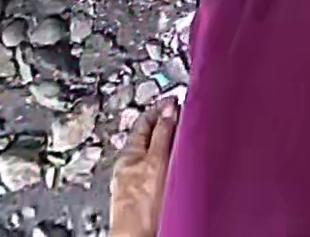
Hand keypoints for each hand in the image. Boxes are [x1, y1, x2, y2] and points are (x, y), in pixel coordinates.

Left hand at [109, 97, 178, 236]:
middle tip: (180, 116)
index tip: (174, 101)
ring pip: (153, 154)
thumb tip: (168, 108)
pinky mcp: (144, 197)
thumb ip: (162, 133)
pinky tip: (175, 167)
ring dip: (166, 144)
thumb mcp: (155, 162)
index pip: (144, 120)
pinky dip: (167, 162)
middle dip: (164, 125)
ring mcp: (136, 183)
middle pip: (148, 136)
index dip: (159, 108)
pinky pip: (156, 171)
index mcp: (128, 153)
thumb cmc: (141, 208)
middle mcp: (129, 166)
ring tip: (181, 138)